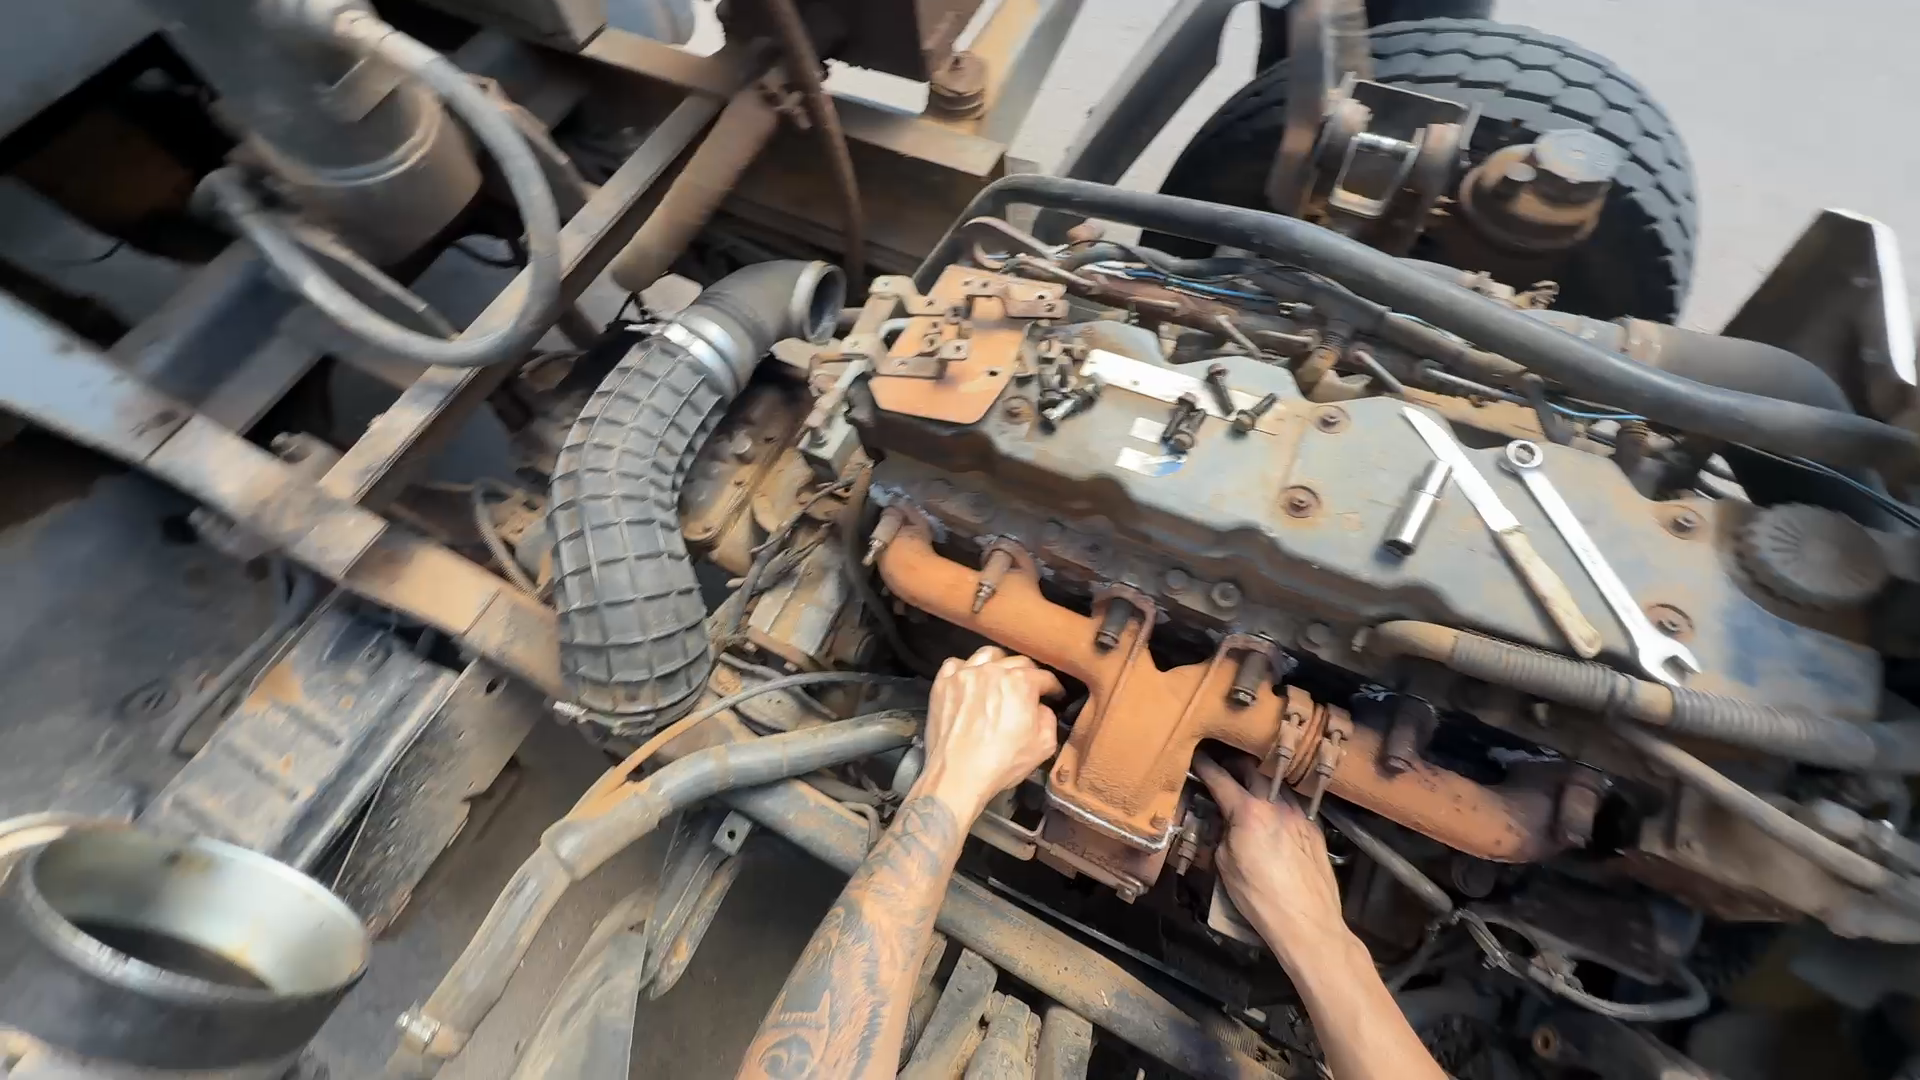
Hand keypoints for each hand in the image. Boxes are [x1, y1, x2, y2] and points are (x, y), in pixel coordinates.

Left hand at [915, 647, 1062, 820]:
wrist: (957, 775)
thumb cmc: (1001, 763)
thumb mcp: (1043, 746)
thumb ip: (1049, 718)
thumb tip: (1041, 706)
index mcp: (1020, 682)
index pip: (1044, 677)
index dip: (1053, 687)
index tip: (1055, 695)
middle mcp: (992, 670)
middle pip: (1017, 662)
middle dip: (1028, 674)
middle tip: (1029, 690)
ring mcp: (965, 674)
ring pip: (987, 655)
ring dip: (998, 664)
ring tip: (999, 678)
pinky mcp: (943, 683)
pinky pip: (956, 664)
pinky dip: (965, 669)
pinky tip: (970, 681)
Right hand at [1194, 753, 1347, 967]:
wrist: (1308, 924)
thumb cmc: (1259, 898)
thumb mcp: (1225, 864)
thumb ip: (1221, 833)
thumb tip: (1223, 822)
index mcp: (1248, 812)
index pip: (1219, 778)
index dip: (1204, 766)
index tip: (1196, 757)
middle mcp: (1275, 805)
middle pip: (1253, 769)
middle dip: (1235, 765)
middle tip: (1224, 770)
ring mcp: (1300, 815)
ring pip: (1277, 782)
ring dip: (1260, 780)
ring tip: (1249, 788)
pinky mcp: (1315, 829)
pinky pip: (1294, 802)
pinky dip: (1279, 799)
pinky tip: (1274, 811)